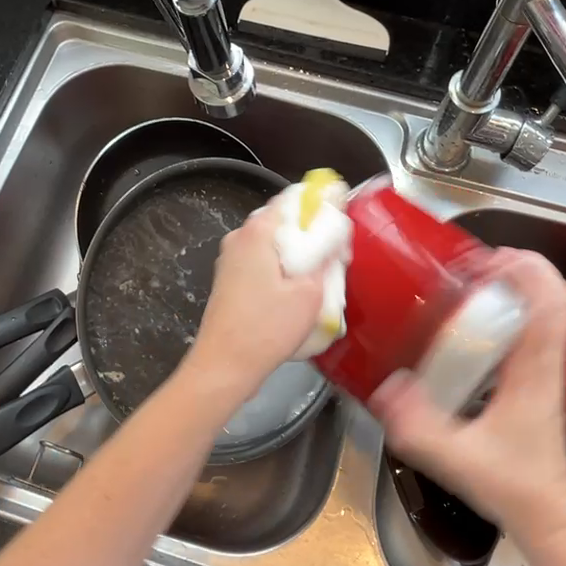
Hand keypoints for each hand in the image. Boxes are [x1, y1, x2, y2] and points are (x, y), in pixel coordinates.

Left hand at [186, 203, 324, 402]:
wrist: (224, 365)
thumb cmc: (267, 329)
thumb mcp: (310, 293)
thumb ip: (325, 259)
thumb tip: (334, 239)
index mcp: (257, 232)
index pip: (293, 199)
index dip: (320, 206)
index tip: (340, 221)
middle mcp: (239, 237)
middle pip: (283, 221)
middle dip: (310, 234)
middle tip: (335, 255)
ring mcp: (229, 258)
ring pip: (272, 244)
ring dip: (296, 255)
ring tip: (319, 279)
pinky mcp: (228, 278)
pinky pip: (261, 262)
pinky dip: (280, 270)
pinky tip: (296, 294)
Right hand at [369, 249, 565, 540]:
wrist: (545, 516)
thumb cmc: (512, 487)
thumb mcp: (457, 459)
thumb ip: (418, 428)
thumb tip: (387, 388)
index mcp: (533, 373)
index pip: (551, 306)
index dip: (527, 271)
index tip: (490, 261)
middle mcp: (544, 364)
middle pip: (553, 297)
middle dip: (519, 268)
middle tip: (476, 264)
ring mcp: (543, 370)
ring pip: (546, 310)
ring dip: (516, 285)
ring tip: (474, 280)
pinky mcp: (535, 379)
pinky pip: (533, 328)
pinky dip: (511, 309)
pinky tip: (475, 319)